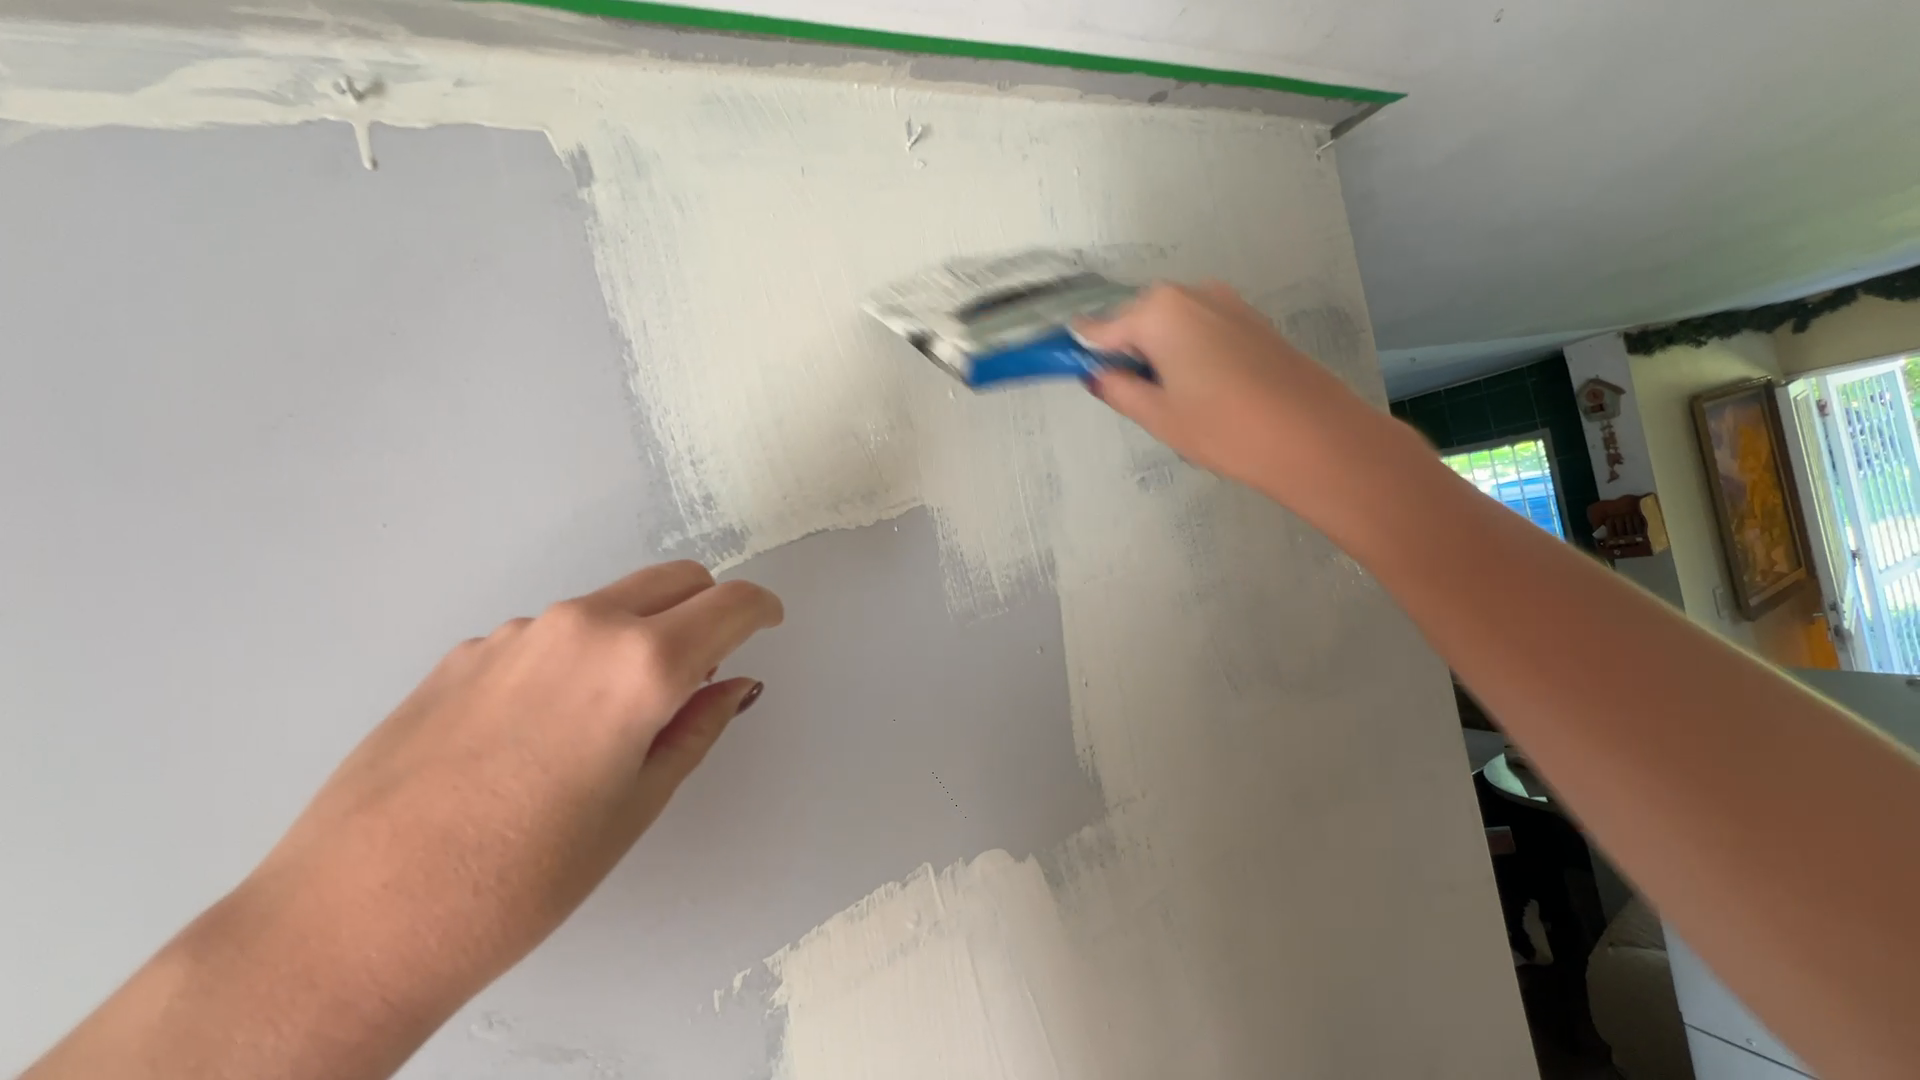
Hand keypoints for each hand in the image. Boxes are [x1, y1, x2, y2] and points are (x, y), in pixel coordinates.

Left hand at [25, 561, 783, 1079]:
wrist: (357, 915)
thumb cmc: (524, 877)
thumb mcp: (637, 806)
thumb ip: (696, 728)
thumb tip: (732, 686)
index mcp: (640, 663)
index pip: (729, 602)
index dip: (761, 609)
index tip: (769, 623)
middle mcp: (581, 627)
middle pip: (674, 579)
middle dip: (706, 609)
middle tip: (702, 674)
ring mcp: (515, 633)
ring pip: (610, 604)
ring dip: (639, 634)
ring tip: (614, 718)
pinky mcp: (464, 652)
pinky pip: (550, 635)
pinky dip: (578, 656)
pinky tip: (543, 732)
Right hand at [1079, 283, 1385, 502]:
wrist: (1315, 436)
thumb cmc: (1224, 427)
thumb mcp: (1158, 416)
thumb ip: (1118, 388)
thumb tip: (1097, 373)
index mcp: (1159, 311)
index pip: (1100, 328)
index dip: (1081, 351)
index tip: (1066, 368)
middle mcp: (1191, 294)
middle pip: (1138, 320)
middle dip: (1126, 351)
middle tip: (1133, 398)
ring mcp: (1226, 303)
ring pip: (1172, 325)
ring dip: (1159, 353)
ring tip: (1175, 400)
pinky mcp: (1252, 320)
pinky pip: (1201, 329)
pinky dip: (1188, 352)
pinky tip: (1204, 390)